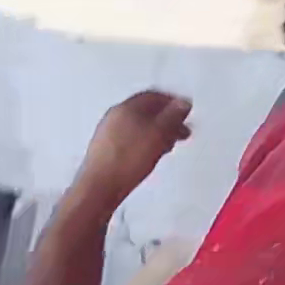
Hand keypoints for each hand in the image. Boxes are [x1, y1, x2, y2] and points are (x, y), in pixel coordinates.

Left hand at [71, 90, 192, 210]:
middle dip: (167, 119)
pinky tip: (151, 154)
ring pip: (139, 125)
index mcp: (127, 108)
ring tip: (168, 144)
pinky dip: (145, 141)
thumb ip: (174, 115)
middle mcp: (114, 116)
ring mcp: (107, 133)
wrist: (99, 188)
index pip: (154, 95)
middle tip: (180, 129)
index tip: (185, 111)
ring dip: (157, 131)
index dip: (173, 101)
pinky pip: (130, 138)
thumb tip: (183, 103)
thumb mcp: (160, 133)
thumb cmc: (129, 159)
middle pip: (146, 111)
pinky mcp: (104, 149)